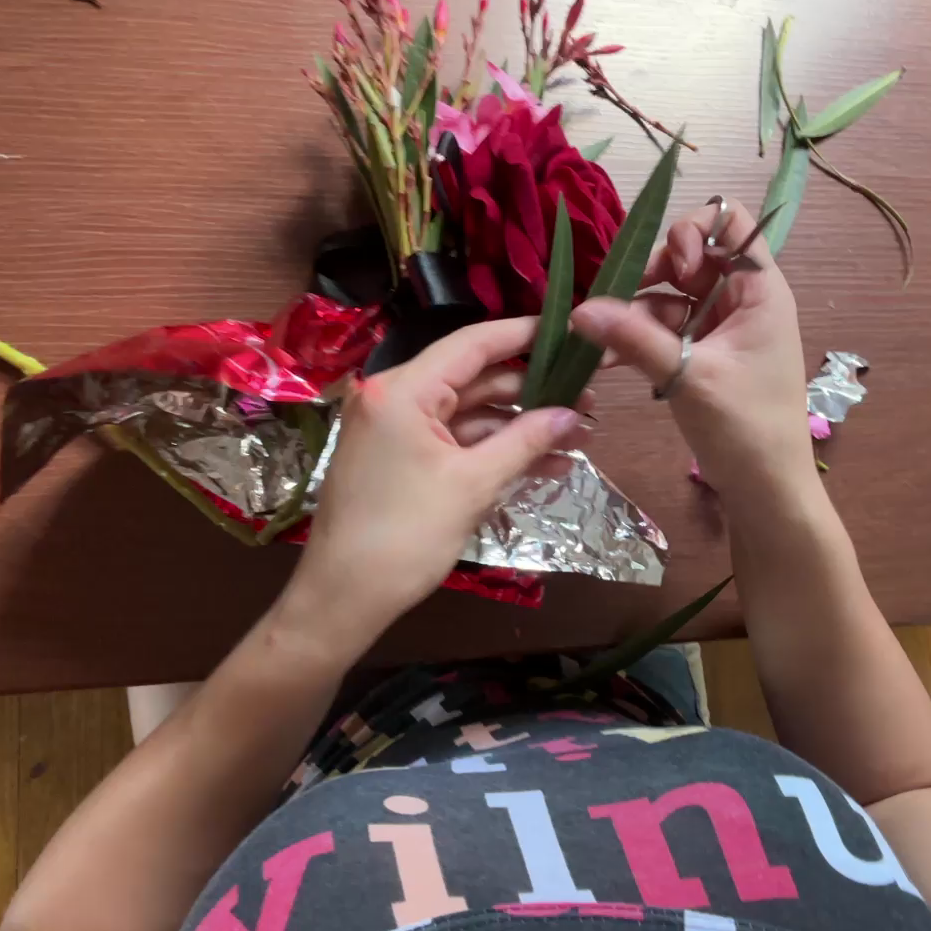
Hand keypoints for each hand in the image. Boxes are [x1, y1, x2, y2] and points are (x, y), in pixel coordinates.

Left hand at [282, 317, 591, 659]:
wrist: (344, 598)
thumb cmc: (405, 537)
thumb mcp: (472, 485)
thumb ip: (525, 441)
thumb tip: (573, 416)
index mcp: (402, 390)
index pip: (472, 344)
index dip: (523, 335)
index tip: (568, 332)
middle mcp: (394, 397)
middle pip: (475, 380)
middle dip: (532, 393)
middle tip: (587, 402)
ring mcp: (396, 428)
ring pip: (469, 415)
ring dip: (519, 427)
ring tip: (576, 440)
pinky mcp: (401, 457)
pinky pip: (455, 441)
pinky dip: (493, 450)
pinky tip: (542, 464)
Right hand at [569, 201, 814, 506]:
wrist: (766, 490)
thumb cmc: (745, 427)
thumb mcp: (689, 377)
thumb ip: (634, 338)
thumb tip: (578, 310)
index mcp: (759, 289)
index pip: (730, 223)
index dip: (692, 232)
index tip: (669, 270)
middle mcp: (741, 300)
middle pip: (689, 259)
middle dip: (648, 277)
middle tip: (613, 305)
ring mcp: (720, 329)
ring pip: (670, 298)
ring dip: (633, 315)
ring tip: (596, 343)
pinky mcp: (702, 356)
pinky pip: (666, 332)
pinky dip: (638, 341)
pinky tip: (606, 360)